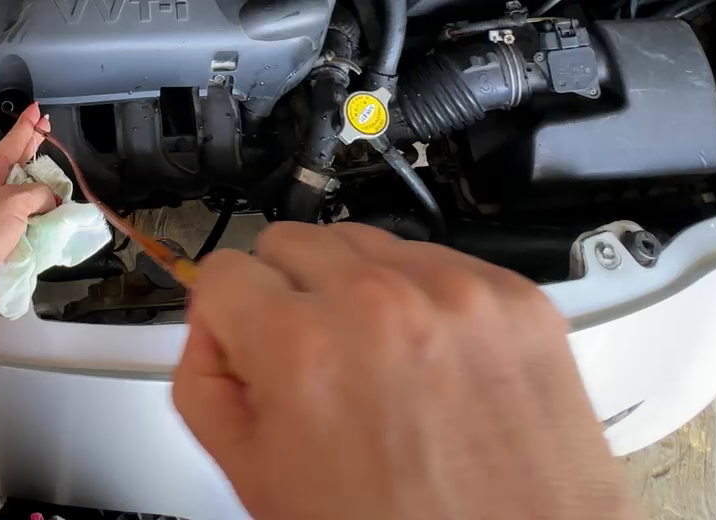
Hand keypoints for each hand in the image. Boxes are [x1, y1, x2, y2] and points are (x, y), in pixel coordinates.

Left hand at [0, 103, 60, 317]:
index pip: (13, 141)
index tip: (37, 108)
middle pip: (17, 164)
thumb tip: (50, 199)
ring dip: (40, 192)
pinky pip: (21, 224)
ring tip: (60, 185)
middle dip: (34, 149)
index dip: (28, 124)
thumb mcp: (13, 202)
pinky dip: (36, 222)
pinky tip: (51, 222)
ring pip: (22, 196)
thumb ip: (38, 194)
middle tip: (49, 132)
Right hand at [172, 223, 640, 519]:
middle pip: (286, 240)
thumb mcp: (256, 476)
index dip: (226, 315)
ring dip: (352, 287)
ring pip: (357, 240)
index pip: (222, 270)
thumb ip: (202, 380)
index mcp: (301, 345)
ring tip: (378, 361)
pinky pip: (431, 258)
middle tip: (314, 358)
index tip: (246, 339)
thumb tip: (213, 325)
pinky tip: (428, 359)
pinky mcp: (513, 298)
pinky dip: (418, 296)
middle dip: (285, 294)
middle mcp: (375, 301)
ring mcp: (453, 293)